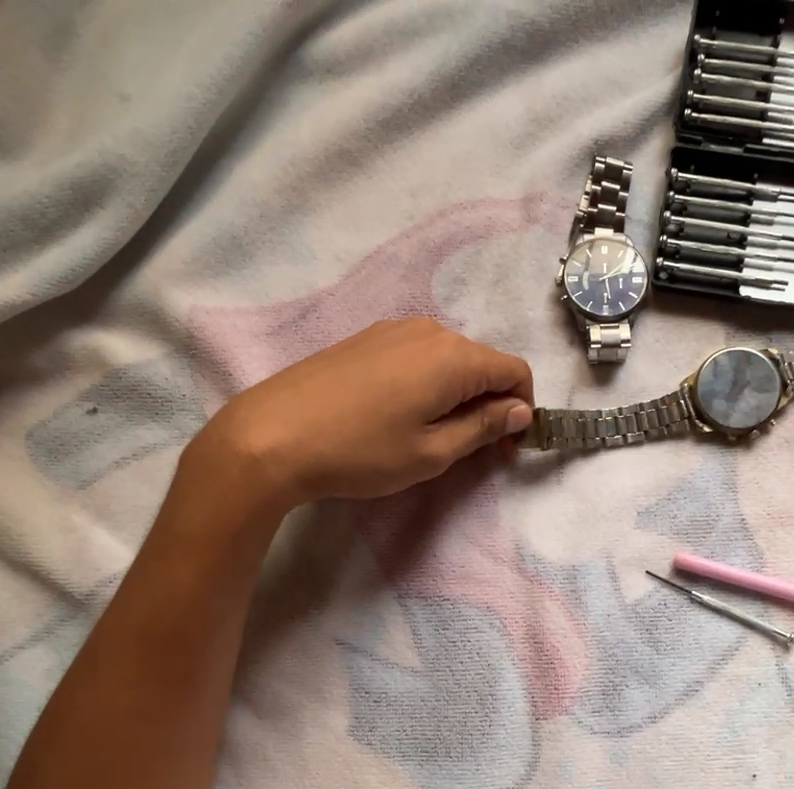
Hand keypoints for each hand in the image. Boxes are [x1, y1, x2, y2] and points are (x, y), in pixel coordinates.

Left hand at [188, 318, 532, 508]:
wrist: (271, 436)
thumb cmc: (360, 451)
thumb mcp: (432, 453)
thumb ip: (483, 427)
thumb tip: (520, 411)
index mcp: (453, 357)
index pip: (514, 370)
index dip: (522, 409)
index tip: (507, 448)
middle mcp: (429, 331)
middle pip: (482, 362)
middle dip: (490, 403)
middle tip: (473, 450)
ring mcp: (392, 330)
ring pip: (448, 359)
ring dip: (458, 394)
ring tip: (433, 435)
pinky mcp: (365, 339)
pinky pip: (417, 356)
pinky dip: (427, 384)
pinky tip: (400, 415)